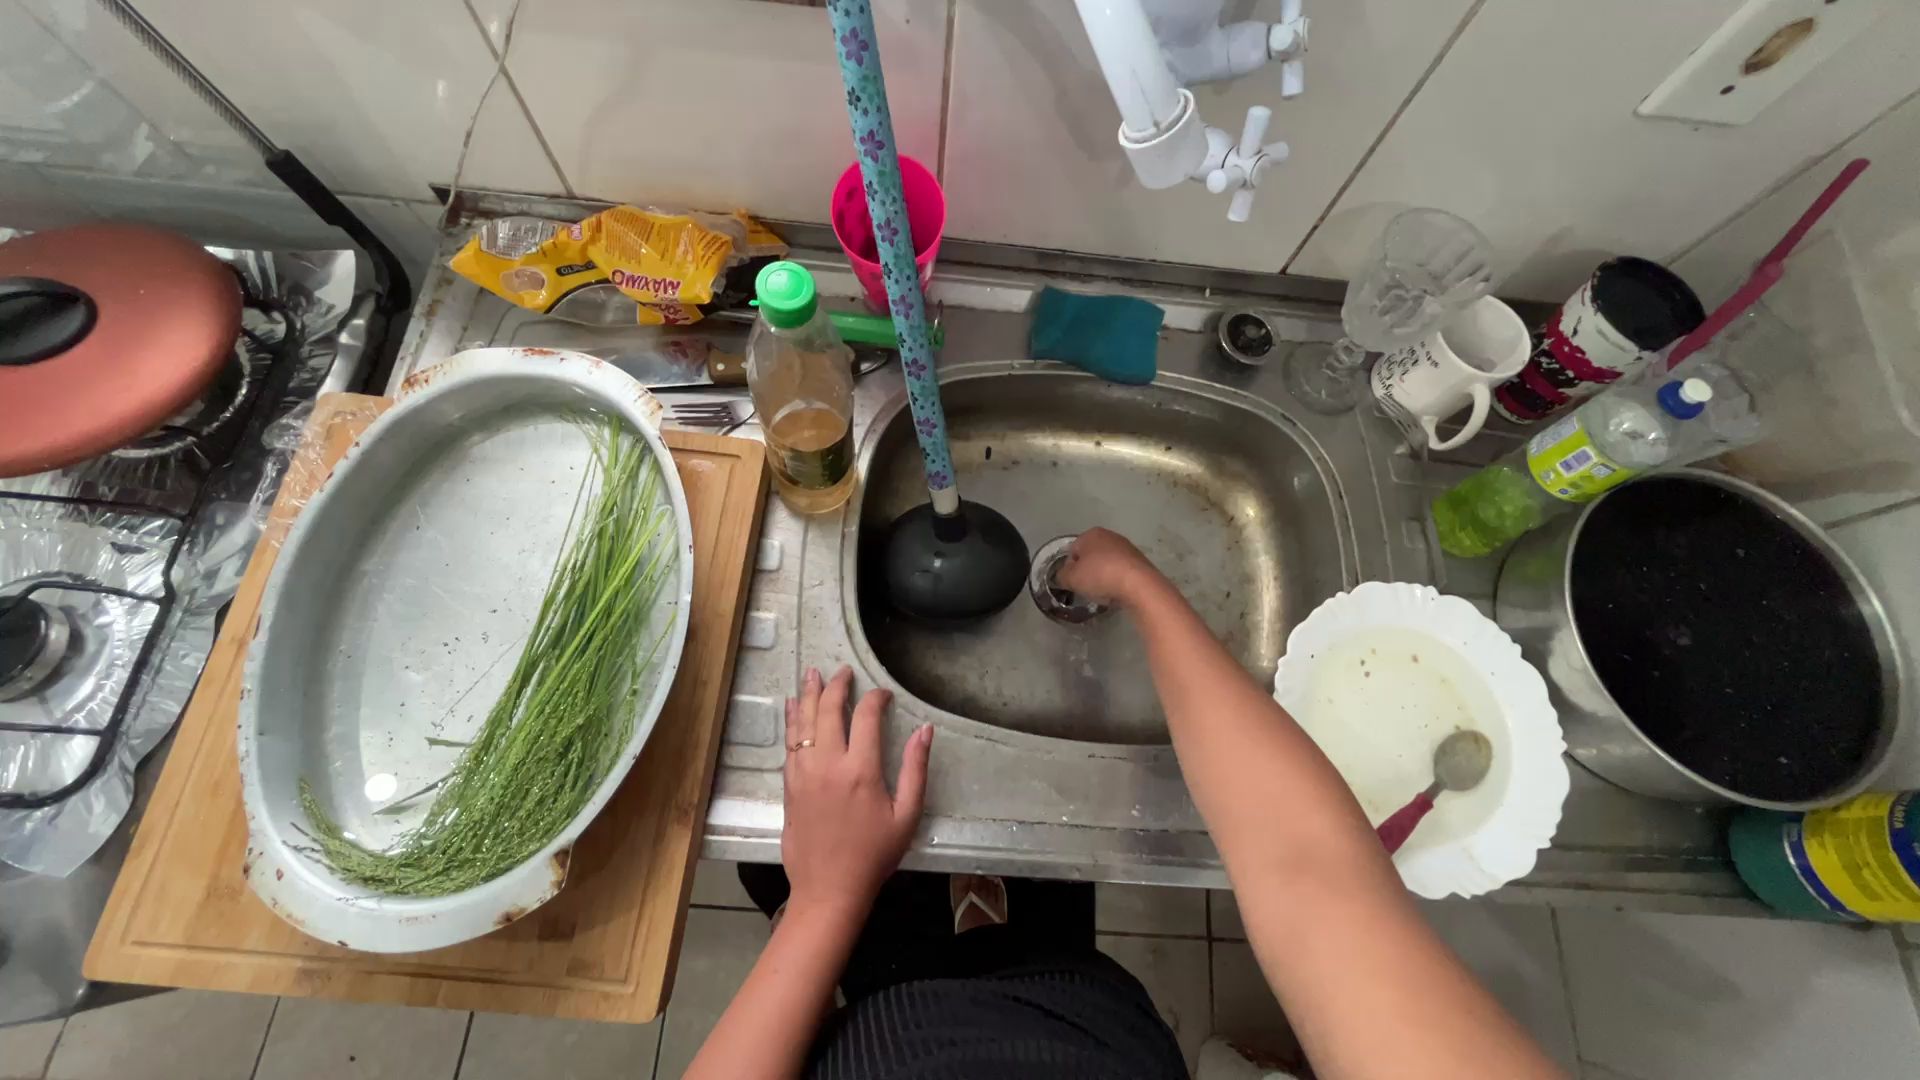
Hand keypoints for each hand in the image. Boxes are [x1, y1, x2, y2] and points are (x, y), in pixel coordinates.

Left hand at [782, 666, 932, 921]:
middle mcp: (828, 765)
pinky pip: (789, 744)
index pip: (867, 717)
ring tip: (812, 674)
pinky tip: (793, 707)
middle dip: (836, 686)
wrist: (828, 890)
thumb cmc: (873, 855)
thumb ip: (916, 769)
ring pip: (803, 723)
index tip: (884, 694)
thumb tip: (925, 730)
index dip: (876, 698)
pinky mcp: (789, 786)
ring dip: (808, 695)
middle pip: (828, 711)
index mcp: (861, 770)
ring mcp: (804, 774)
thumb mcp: (906, 816)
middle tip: (843, 671)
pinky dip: (792, 721)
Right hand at [1055, 527, 1159, 607]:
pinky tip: (1118, 591)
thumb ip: (1062, 576)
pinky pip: (1122, 571)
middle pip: (1091, 556)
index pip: (1072, 550)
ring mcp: (1127, 548)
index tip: (1072, 582)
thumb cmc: (1100, 576)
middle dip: (1087, 571)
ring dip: (1103, 576)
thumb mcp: (1071, 579)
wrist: (1138, 585)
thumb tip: (1062, 575)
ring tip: (1103, 592)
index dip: (1069, 568)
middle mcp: (1110, 536)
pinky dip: (1117, 580)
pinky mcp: (1141, 561)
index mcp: (1091, 534)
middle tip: (1086, 587)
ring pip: (1108, 563)